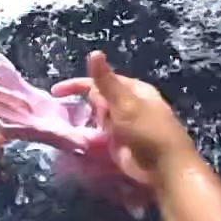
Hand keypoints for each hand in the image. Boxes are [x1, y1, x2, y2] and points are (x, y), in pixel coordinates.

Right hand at [52, 51, 200, 189]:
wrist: (164, 168)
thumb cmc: (147, 130)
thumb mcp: (125, 103)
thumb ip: (106, 81)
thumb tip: (94, 52)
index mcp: (133, 90)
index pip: (102, 81)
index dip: (79, 85)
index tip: (56, 92)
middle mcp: (129, 105)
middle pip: (99, 100)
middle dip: (81, 105)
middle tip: (63, 114)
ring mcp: (124, 126)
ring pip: (98, 119)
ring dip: (84, 122)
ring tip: (65, 127)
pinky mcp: (120, 144)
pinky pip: (100, 136)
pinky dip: (89, 136)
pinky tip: (77, 140)